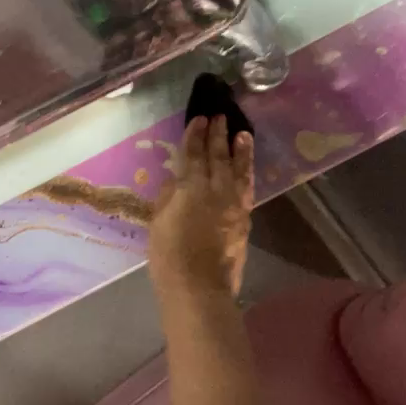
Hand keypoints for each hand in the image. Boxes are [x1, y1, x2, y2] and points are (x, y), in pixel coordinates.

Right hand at [148, 115, 254, 302]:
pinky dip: (247, 175)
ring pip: (239, 172)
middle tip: (220, 117)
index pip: (194, 155)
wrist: (198, 288)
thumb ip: (168, 196)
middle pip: (219, 158)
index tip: (199, 118)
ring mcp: (235, 206)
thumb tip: (176, 179)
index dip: (196, 136)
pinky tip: (246, 171)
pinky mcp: (244, 221)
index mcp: (192, 189)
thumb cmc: (169, 255)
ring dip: (240, 151)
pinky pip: (247, 189)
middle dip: (219, 136)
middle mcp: (217, 192)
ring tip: (243, 134)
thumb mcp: (158, 222)